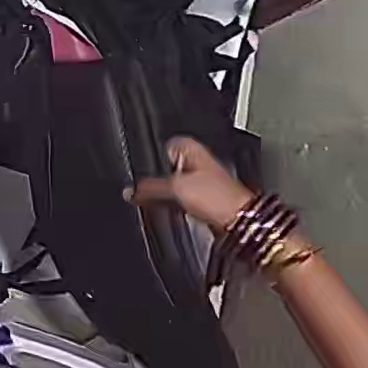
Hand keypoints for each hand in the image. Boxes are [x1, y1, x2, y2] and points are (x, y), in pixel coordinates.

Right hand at [128, 136, 255, 231]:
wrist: (239, 221)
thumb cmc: (218, 196)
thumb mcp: (174, 188)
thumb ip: (148, 188)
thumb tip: (129, 191)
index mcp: (189, 146)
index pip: (158, 147)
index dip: (146, 162)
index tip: (136, 174)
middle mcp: (195, 160)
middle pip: (162, 168)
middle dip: (153, 180)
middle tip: (144, 191)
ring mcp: (199, 179)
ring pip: (170, 186)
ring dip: (163, 195)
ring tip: (160, 202)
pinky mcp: (202, 198)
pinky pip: (178, 199)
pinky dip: (172, 204)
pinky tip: (171, 210)